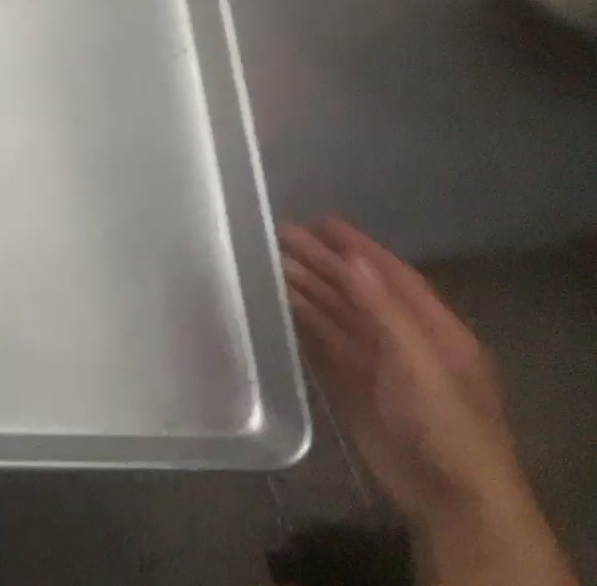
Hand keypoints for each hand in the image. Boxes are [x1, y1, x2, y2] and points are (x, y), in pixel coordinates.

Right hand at [278, 217, 522, 524]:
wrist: (447, 493)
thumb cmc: (442, 422)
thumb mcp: (419, 360)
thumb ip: (384, 309)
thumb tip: (351, 259)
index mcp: (435, 331)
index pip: (392, 277)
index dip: (358, 248)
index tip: (319, 220)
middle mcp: (404, 340)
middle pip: (358, 291)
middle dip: (321, 262)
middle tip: (276, 235)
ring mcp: (376, 363)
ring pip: (335, 314)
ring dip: (305, 287)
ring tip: (265, 261)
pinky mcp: (350, 384)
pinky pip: (320, 341)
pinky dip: (299, 319)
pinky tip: (274, 304)